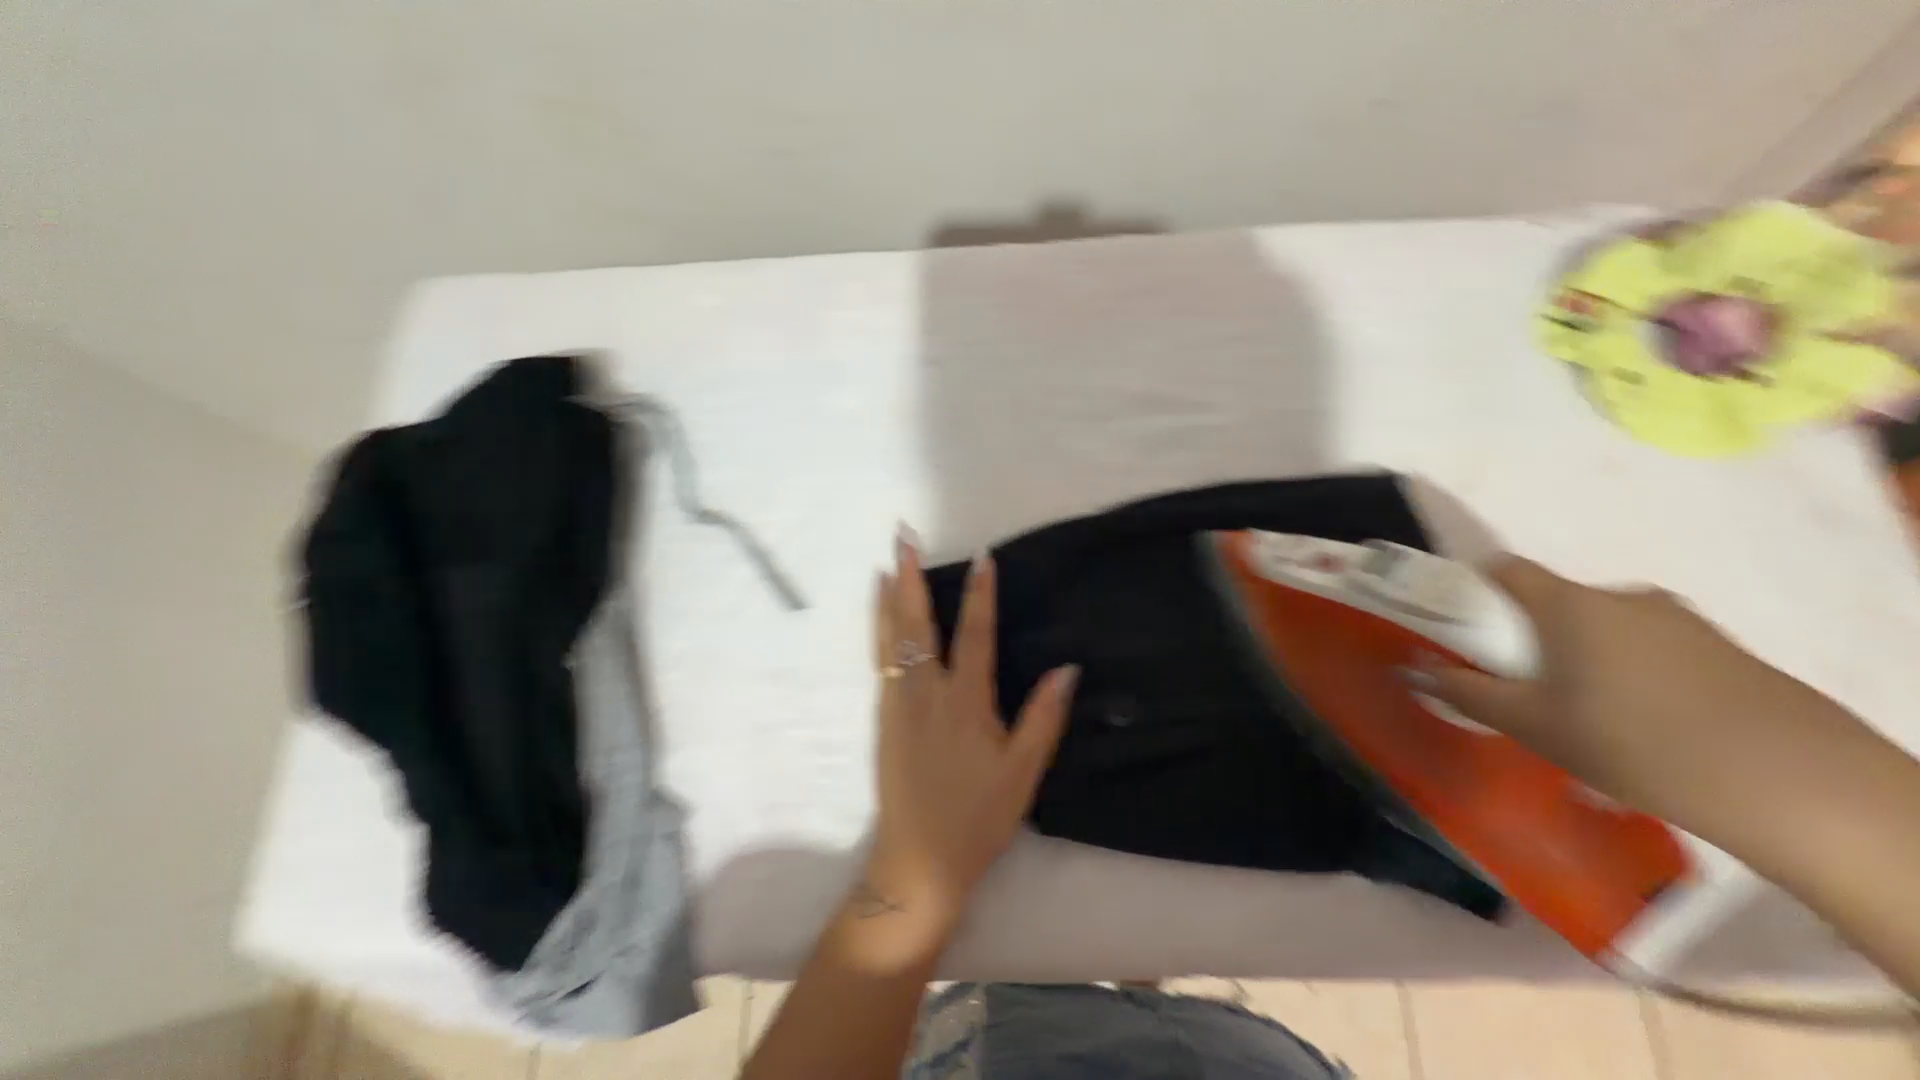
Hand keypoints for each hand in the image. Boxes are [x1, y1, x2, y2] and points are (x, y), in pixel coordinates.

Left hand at [862, 529, 1078, 936]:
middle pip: (916, 624)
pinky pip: (880, 661)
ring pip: (890, 639)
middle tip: (902, 536)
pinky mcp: (883, 720)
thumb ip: (1043, 718)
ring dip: (888, 597)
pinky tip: (880, 620)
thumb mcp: (1023, 774)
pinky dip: (879, 630)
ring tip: (884, 564)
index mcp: (965, 703)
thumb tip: (1067, 668)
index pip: (975, 636)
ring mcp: (898, 705)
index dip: (981, 595)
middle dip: (910, 577)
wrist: (917, 861)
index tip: (983, 556)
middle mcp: (926, 694)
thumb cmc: (977, 818)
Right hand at [1422, 556, 1883, 855]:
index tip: (1470, 634)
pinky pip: (1652, 648)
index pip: (1505, 569)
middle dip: (1534, 639)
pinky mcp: (1722, 647)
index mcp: (1570, 604)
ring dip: (1587, 658)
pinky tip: (1646, 728)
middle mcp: (1622, 596)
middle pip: (1556, 603)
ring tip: (1593, 722)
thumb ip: (1468, 693)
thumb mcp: (1533, 726)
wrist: (1786, 778)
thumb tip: (1416, 670)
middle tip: (1531, 694)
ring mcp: (1679, 619)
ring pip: (1606, 628)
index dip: (1476, 591)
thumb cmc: (1630, 742)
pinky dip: (1633, 673)